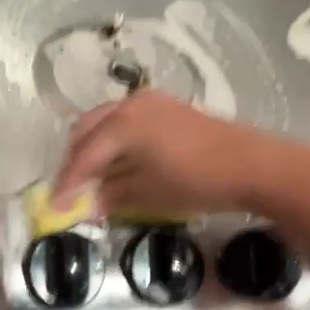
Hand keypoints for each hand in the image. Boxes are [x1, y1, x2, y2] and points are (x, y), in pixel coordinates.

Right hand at [51, 91, 308, 215]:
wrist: (255, 166)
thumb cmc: (198, 180)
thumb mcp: (149, 193)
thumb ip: (112, 195)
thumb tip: (89, 205)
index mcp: (121, 124)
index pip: (82, 156)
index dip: (67, 184)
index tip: (55, 207)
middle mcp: (130, 104)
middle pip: (87, 131)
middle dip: (75, 160)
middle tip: (71, 190)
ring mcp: (152, 102)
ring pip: (106, 122)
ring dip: (94, 148)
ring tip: (92, 178)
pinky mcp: (169, 107)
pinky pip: (127, 120)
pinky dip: (115, 140)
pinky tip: (119, 162)